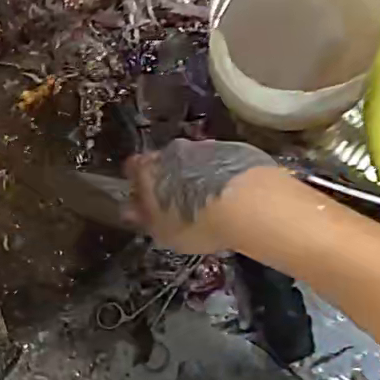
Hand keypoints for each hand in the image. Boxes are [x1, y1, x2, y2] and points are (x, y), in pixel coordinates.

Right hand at [123, 138, 281, 253]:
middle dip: (170, 177)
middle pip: (165, 160)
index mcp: (149, 169)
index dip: (138, 183)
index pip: (132, 167)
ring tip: (210, 202)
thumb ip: (144, 219)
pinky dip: (223, 174)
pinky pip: (222, 161)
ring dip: (198, 175)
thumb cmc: (197, 223)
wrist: (249, 203)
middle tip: (179, 203)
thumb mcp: (164, 233)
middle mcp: (174, 150)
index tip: (145, 199)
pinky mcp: (236, 147)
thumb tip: (130, 212)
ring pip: (195, 158)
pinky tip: (233, 196)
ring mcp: (206, 146)